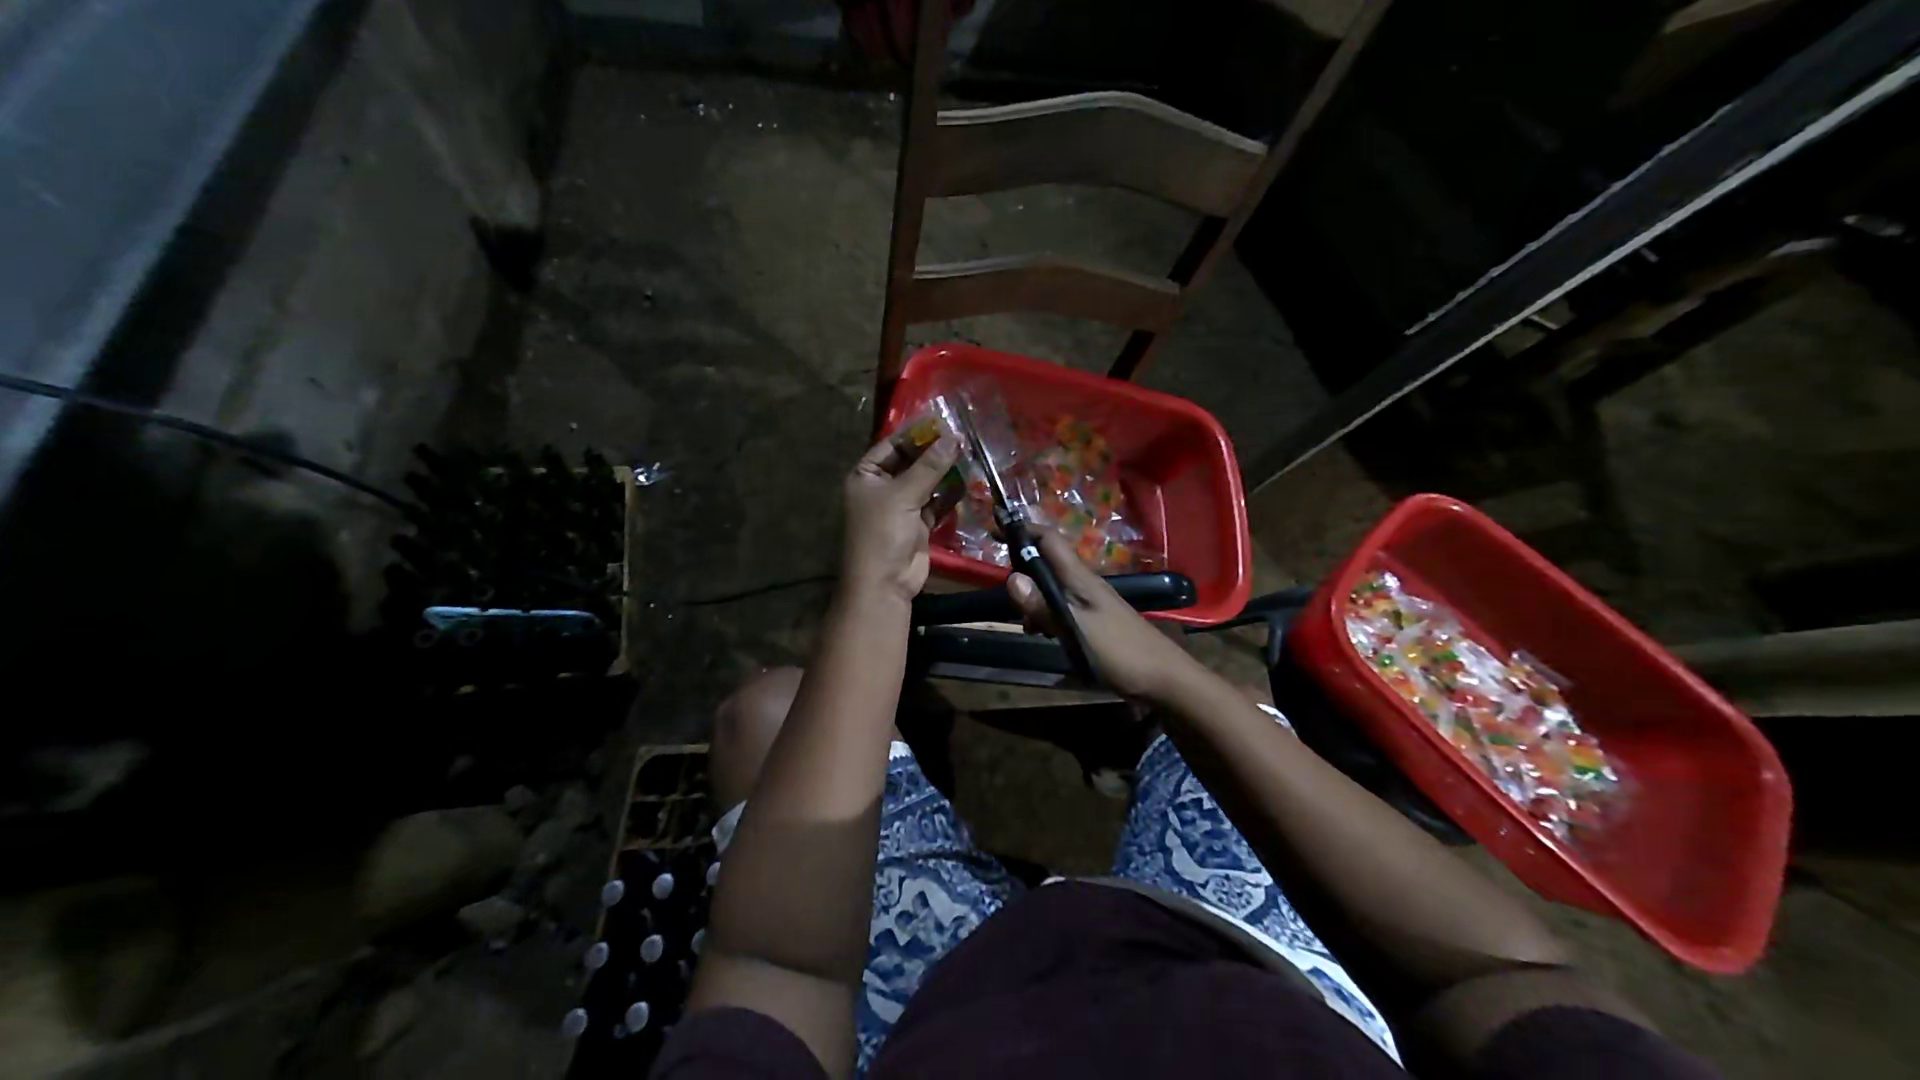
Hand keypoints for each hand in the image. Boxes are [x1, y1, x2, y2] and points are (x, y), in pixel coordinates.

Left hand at [840, 431, 958, 602]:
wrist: (885, 582)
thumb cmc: (883, 532)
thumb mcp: (904, 494)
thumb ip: (930, 465)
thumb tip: (954, 437)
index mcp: (866, 476)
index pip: (891, 445)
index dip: (916, 432)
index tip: (942, 419)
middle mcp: (881, 488)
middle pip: (911, 462)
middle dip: (934, 450)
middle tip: (962, 434)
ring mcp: (900, 507)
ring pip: (926, 482)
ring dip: (945, 471)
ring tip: (970, 452)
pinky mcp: (918, 524)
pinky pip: (936, 502)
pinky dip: (949, 494)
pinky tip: (968, 481)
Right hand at [1007, 530, 1203, 700]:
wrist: (1163, 678)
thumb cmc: (1120, 651)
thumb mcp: (1075, 629)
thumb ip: (1043, 606)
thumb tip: (1011, 578)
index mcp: (1080, 577)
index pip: (1049, 539)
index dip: (1024, 529)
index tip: (995, 528)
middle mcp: (1085, 583)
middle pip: (1048, 561)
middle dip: (1022, 568)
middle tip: (1003, 593)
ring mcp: (1091, 601)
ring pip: (1053, 586)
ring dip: (1033, 597)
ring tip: (1026, 624)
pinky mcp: (1095, 620)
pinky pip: (1062, 606)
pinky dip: (1046, 613)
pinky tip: (1043, 633)